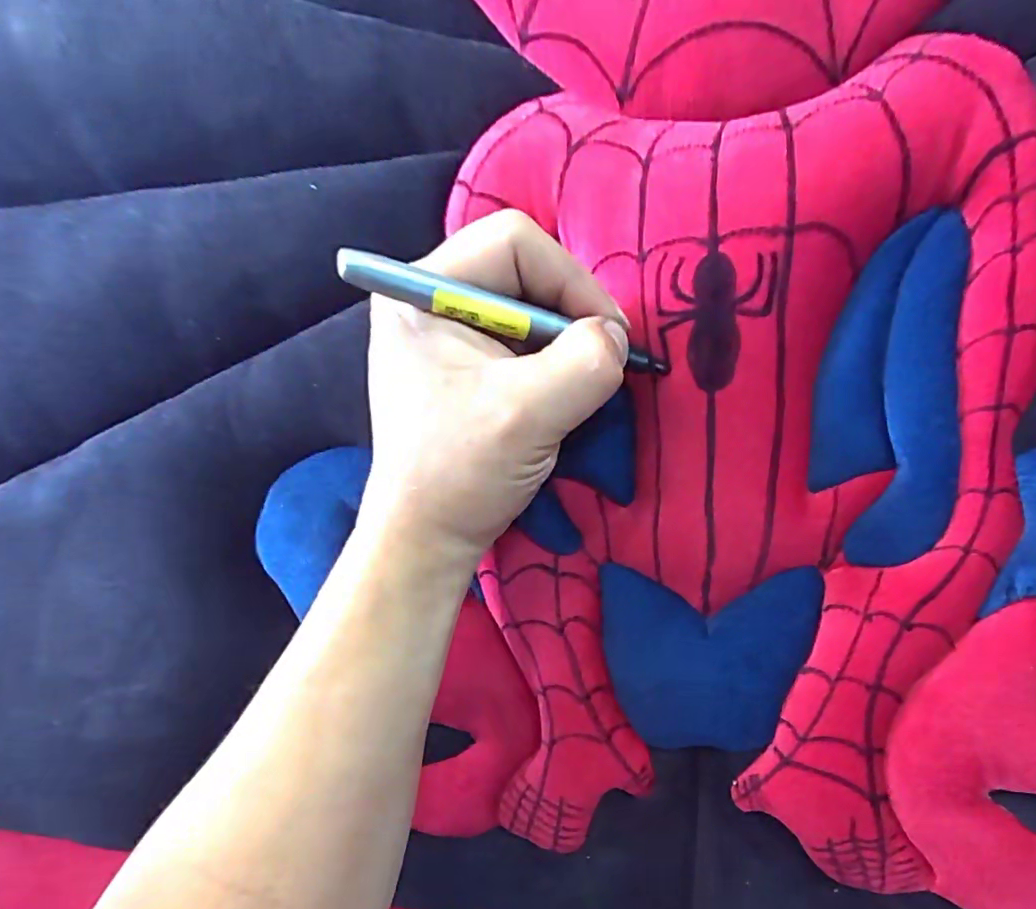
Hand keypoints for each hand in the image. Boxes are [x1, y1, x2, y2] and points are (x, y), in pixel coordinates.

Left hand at [360, 209, 629, 571]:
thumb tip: (615, 338)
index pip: (515, 243)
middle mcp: (427, 303)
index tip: (609, 337)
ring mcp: (445, 339)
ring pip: (530, 314)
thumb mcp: (528, 413)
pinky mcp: (463, 371)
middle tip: (602, 365)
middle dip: (571, 319)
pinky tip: (559, 404)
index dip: (573, 282)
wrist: (426, 539)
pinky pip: (522, 349)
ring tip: (579, 392)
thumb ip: (586, 361)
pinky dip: (553, 370)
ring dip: (566, 350)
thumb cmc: (458, 474)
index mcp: (420, 293)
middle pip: (524, 275)